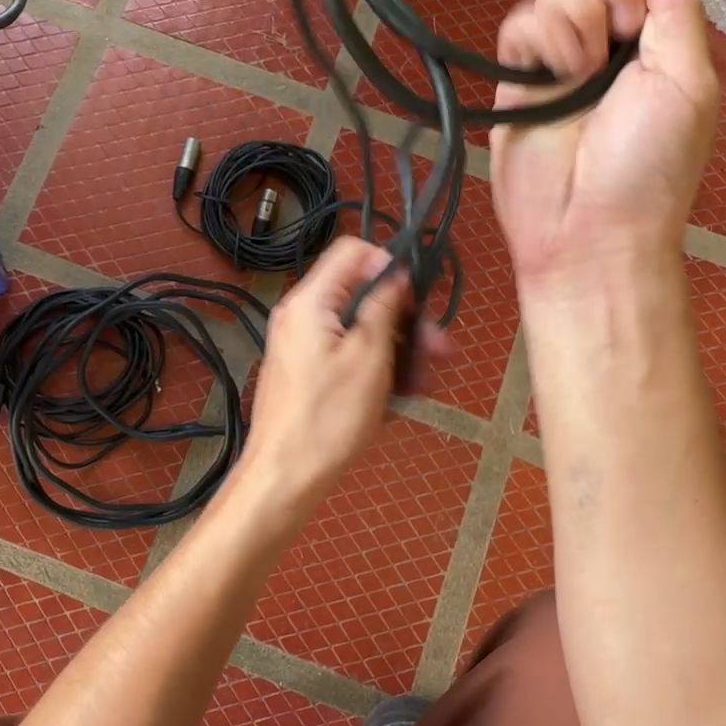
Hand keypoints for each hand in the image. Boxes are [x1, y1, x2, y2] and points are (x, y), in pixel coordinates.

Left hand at [242, 238, 441, 507]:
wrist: (286, 474)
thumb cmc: (330, 416)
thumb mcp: (369, 357)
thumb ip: (382, 306)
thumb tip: (395, 272)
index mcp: (310, 301)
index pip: (353, 251)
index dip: (390, 266)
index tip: (417, 299)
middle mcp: (301, 315)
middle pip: (361, 295)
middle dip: (405, 319)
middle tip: (439, 351)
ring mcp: (302, 344)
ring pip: (360, 329)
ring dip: (397, 350)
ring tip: (422, 385)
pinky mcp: (307, 371)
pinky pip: (347, 355)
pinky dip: (375, 368)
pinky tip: (398, 398)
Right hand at [490, 0, 718, 288]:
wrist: (587, 228)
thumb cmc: (651, 164)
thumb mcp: (688, 85)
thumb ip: (676, 14)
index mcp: (658, 43)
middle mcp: (608, 45)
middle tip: (618, 41)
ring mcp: (558, 61)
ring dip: (574, 26)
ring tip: (581, 74)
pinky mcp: (515, 79)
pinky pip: (518, 26)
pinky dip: (537, 41)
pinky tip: (551, 74)